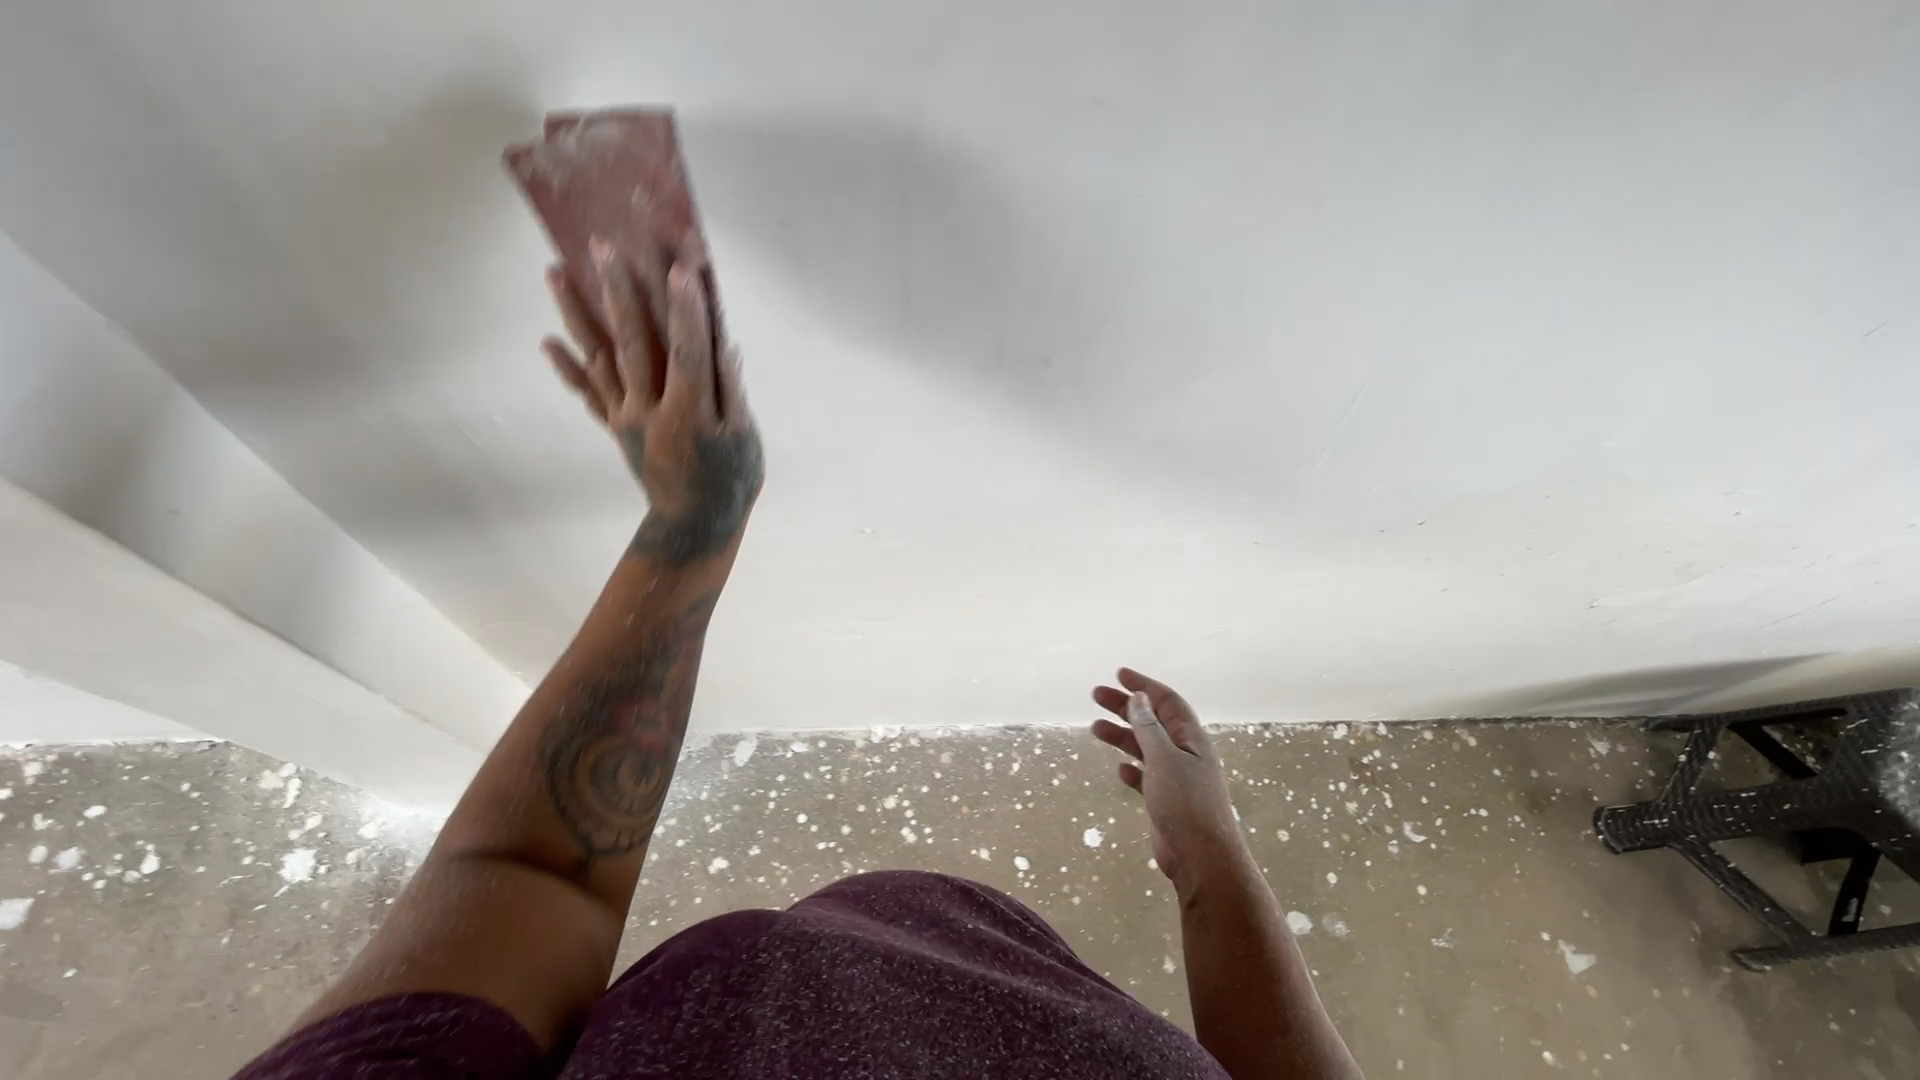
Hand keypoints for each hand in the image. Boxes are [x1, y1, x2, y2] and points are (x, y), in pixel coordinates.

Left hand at [542, 237, 764, 564]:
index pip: (688, 350)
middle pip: (633, 342)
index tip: (680, 267)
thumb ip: (731, 390)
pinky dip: (568, 369)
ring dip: (576, 315)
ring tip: (554, 273)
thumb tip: (724, 345)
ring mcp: (626, 418)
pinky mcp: (616, 427)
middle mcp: (650, 409)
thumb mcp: (743, 438)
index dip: (686, 309)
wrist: (694, 524)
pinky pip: (588, 394)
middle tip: (603, 248)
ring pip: (600, 359)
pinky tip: (548, 342)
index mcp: (690, 411)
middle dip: (619, 292)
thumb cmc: (730, 480)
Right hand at [1092, 668, 1249, 895]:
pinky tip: (1120, 771)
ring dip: (1122, 736)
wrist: (1201, 858)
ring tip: (1095, 728)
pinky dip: (1132, 770)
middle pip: (1152, 722)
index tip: (1119, 675)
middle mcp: (1185, 754)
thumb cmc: (1185, 803)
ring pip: (1145, 748)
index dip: (1144, 686)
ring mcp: (1176, 779)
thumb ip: (1149, 727)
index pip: (1167, 702)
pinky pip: (1146, 777)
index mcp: (1191, 739)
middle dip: (1125, 707)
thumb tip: (1139, 698)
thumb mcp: (1164, 758)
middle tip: (1097, 696)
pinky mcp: (1166, 802)